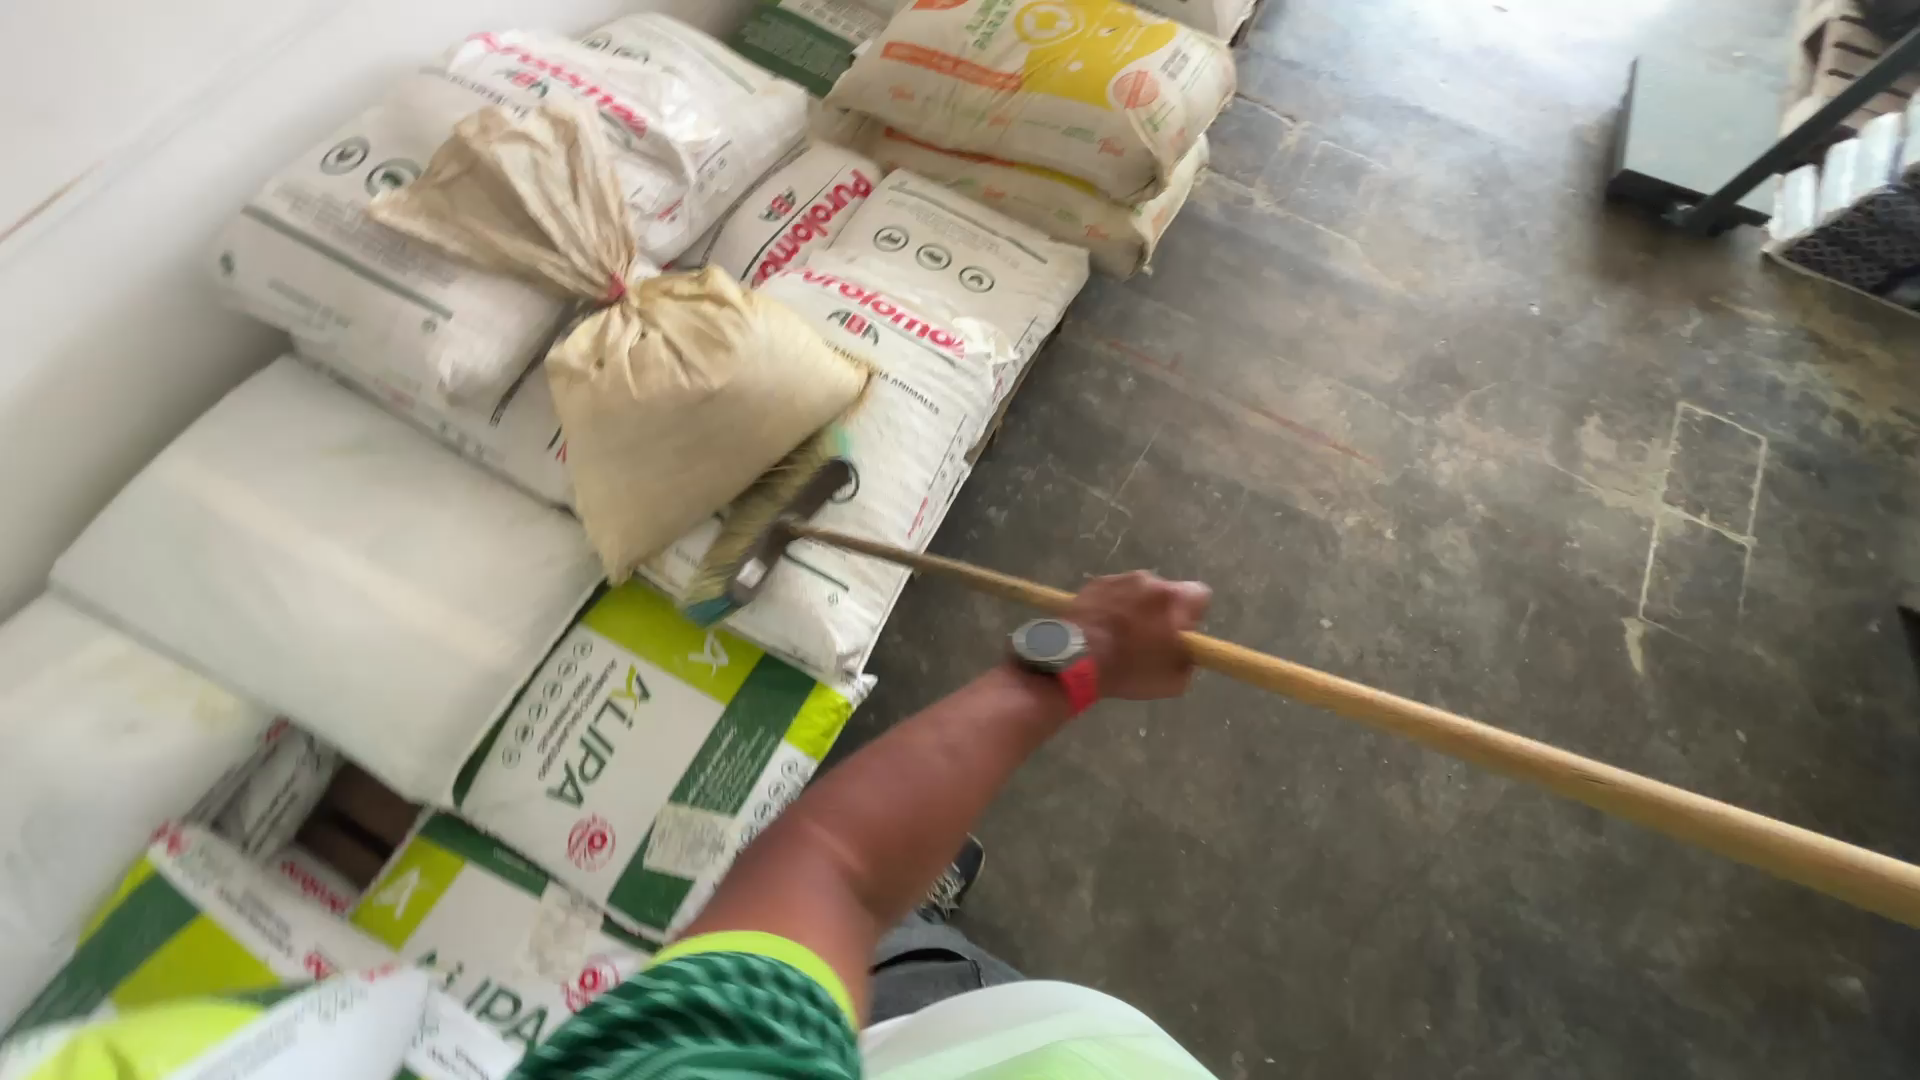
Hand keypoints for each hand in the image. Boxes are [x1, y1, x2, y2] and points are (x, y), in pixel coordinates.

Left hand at [1067, 571, 1210, 700]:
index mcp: (1174, 598)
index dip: (1193, 616)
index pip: (1201, 596)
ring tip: (1121, 635)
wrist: (1075, 658)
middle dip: (1163, 612)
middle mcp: (1149, 580)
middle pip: (1167, 592)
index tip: (1180, 634)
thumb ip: (1189, 659)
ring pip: (1139, 592)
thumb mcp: (1175, 680)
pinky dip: (1113, 606)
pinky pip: (1114, 593)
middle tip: (1148, 638)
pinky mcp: (1095, 583)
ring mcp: (1119, 578)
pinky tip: (1103, 628)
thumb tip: (1185, 652)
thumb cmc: (1129, 669)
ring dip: (1136, 608)